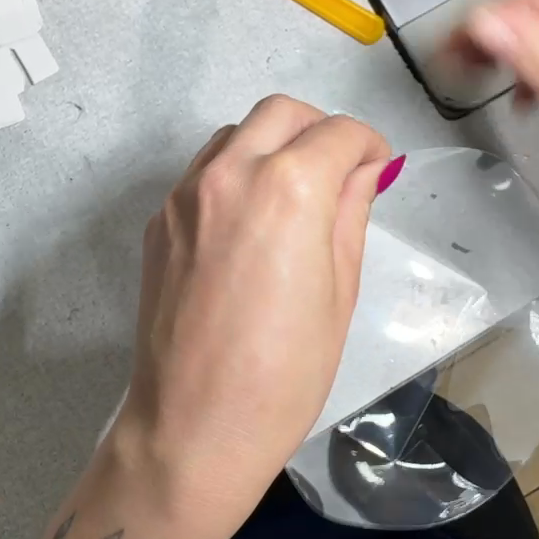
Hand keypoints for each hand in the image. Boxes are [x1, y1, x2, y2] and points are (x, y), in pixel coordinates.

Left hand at [118, 95, 395, 519]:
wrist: (193, 426)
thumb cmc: (285, 374)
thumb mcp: (339, 292)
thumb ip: (351, 214)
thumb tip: (364, 171)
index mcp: (288, 189)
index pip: (339, 134)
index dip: (370, 146)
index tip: (378, 170)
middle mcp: (230, 173)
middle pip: (281, 113)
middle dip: (320, 129)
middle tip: (340, 172)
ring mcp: (185, 195)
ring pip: (235, 135)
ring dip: (272, 145)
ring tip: (293, 195)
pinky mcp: (159, 221)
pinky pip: (203, 172)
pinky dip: (235, 174)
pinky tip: (249, 224)